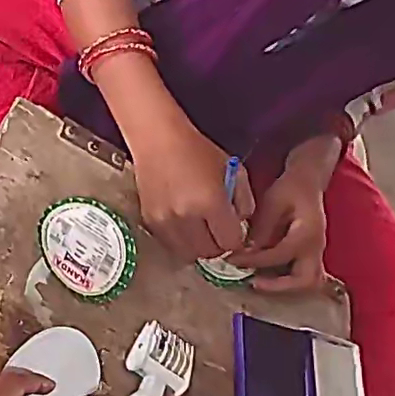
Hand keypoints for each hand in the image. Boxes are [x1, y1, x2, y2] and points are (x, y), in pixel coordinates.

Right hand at [130, 118, 252, 261]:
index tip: (234, 229)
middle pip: (209, 253)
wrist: (157, 141)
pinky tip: (183, 224)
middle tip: (217, 230)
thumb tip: (241, 224)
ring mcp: (165, 222)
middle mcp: (186, 217)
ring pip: (188, 254)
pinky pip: (171, 245)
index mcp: (210, 202)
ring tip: (200, 229)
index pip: (230, 242)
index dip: (236, 238)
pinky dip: (180, 241)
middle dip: (218, 244)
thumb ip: (245, 201)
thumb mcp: (233, 170)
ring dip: (198, 246)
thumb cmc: (198, 151)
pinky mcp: (150, 222)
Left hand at [231, 141, 336, 293]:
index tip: (232, 259)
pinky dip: (286, 280)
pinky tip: (264, 273)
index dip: (254, 260)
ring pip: (308, 282)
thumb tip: (247, 251)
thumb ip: (261, 229)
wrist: (307, 182)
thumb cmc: (289, 189)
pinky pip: (302, 275)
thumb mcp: (271, 203)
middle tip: (253, 282)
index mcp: (307, 233)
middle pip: (306, 280)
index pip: (280, 255)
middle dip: (279, 286)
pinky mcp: (310, 255)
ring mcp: (316, 253)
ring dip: (284, 286)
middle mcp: (316, 247)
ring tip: (257, 280)